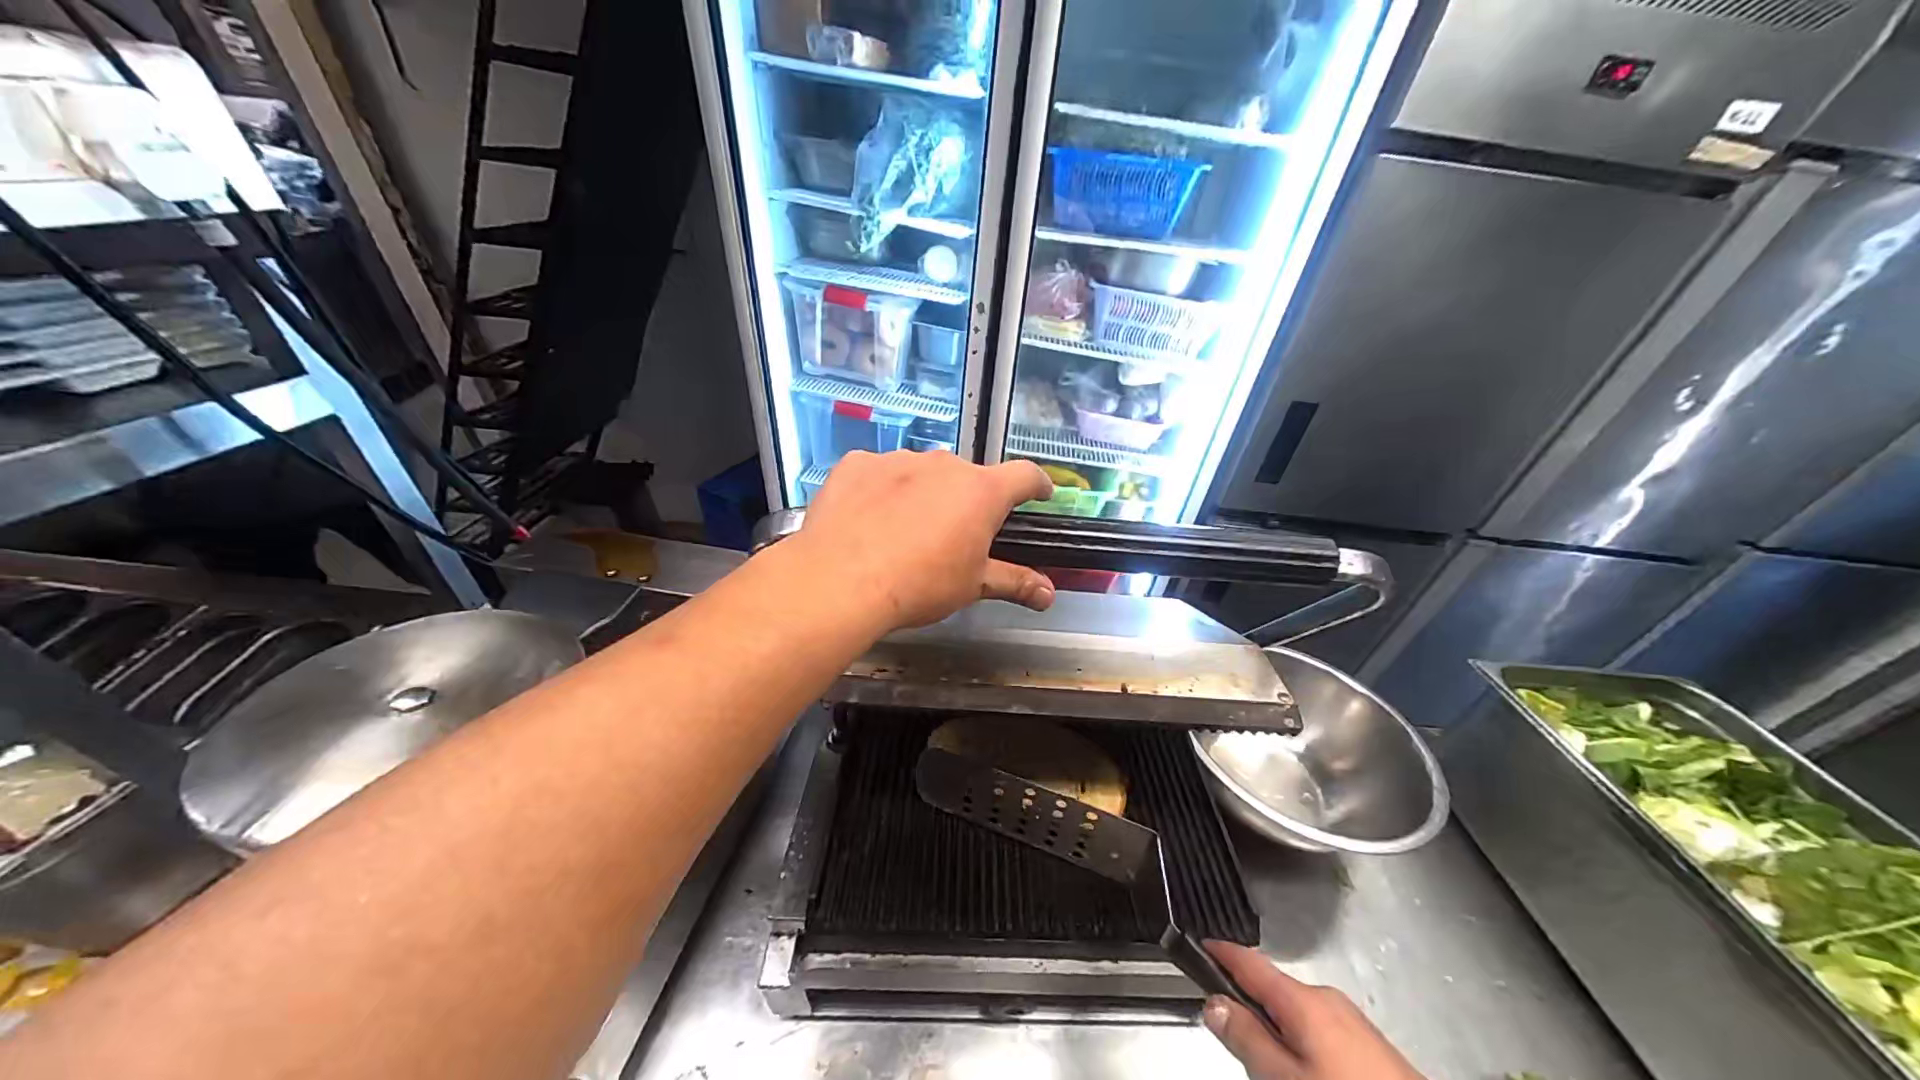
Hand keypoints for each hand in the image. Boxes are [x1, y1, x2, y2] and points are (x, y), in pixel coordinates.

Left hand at [792, 450, 1055, 629]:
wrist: (840, 581)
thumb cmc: (918, 585)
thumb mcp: (972, 586)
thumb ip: (1013, 582)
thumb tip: (1047, 594)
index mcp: (981, 492)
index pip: (1024, 475)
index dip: (1036, 484)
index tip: (1039, 493)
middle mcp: (943, 465)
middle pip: (966, 477)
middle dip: (965, 501)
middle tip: (952, 536)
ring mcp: (897, 459)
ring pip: (921, 472)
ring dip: (922, 493)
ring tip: (904, 531)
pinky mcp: (856, 464)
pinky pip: (878, 472)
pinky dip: (880, 489)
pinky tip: (867, 519)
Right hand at [1202, 941, 1427, 1079]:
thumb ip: (1245, 1038)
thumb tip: (1213, 1001)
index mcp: (1302, 1001)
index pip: (1249, 962)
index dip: (1220, 952)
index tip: (1199, 946)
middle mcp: (1328, 1000)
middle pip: (1273, 992)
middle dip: (1250, 1010)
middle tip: (1237, 1048)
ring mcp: (1354, 1023)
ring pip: (1298, 1017)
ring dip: (1279, 1035)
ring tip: (1276, 1074)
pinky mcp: (1373, 1048)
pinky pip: (1323, 1034)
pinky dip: (1305, 1048)